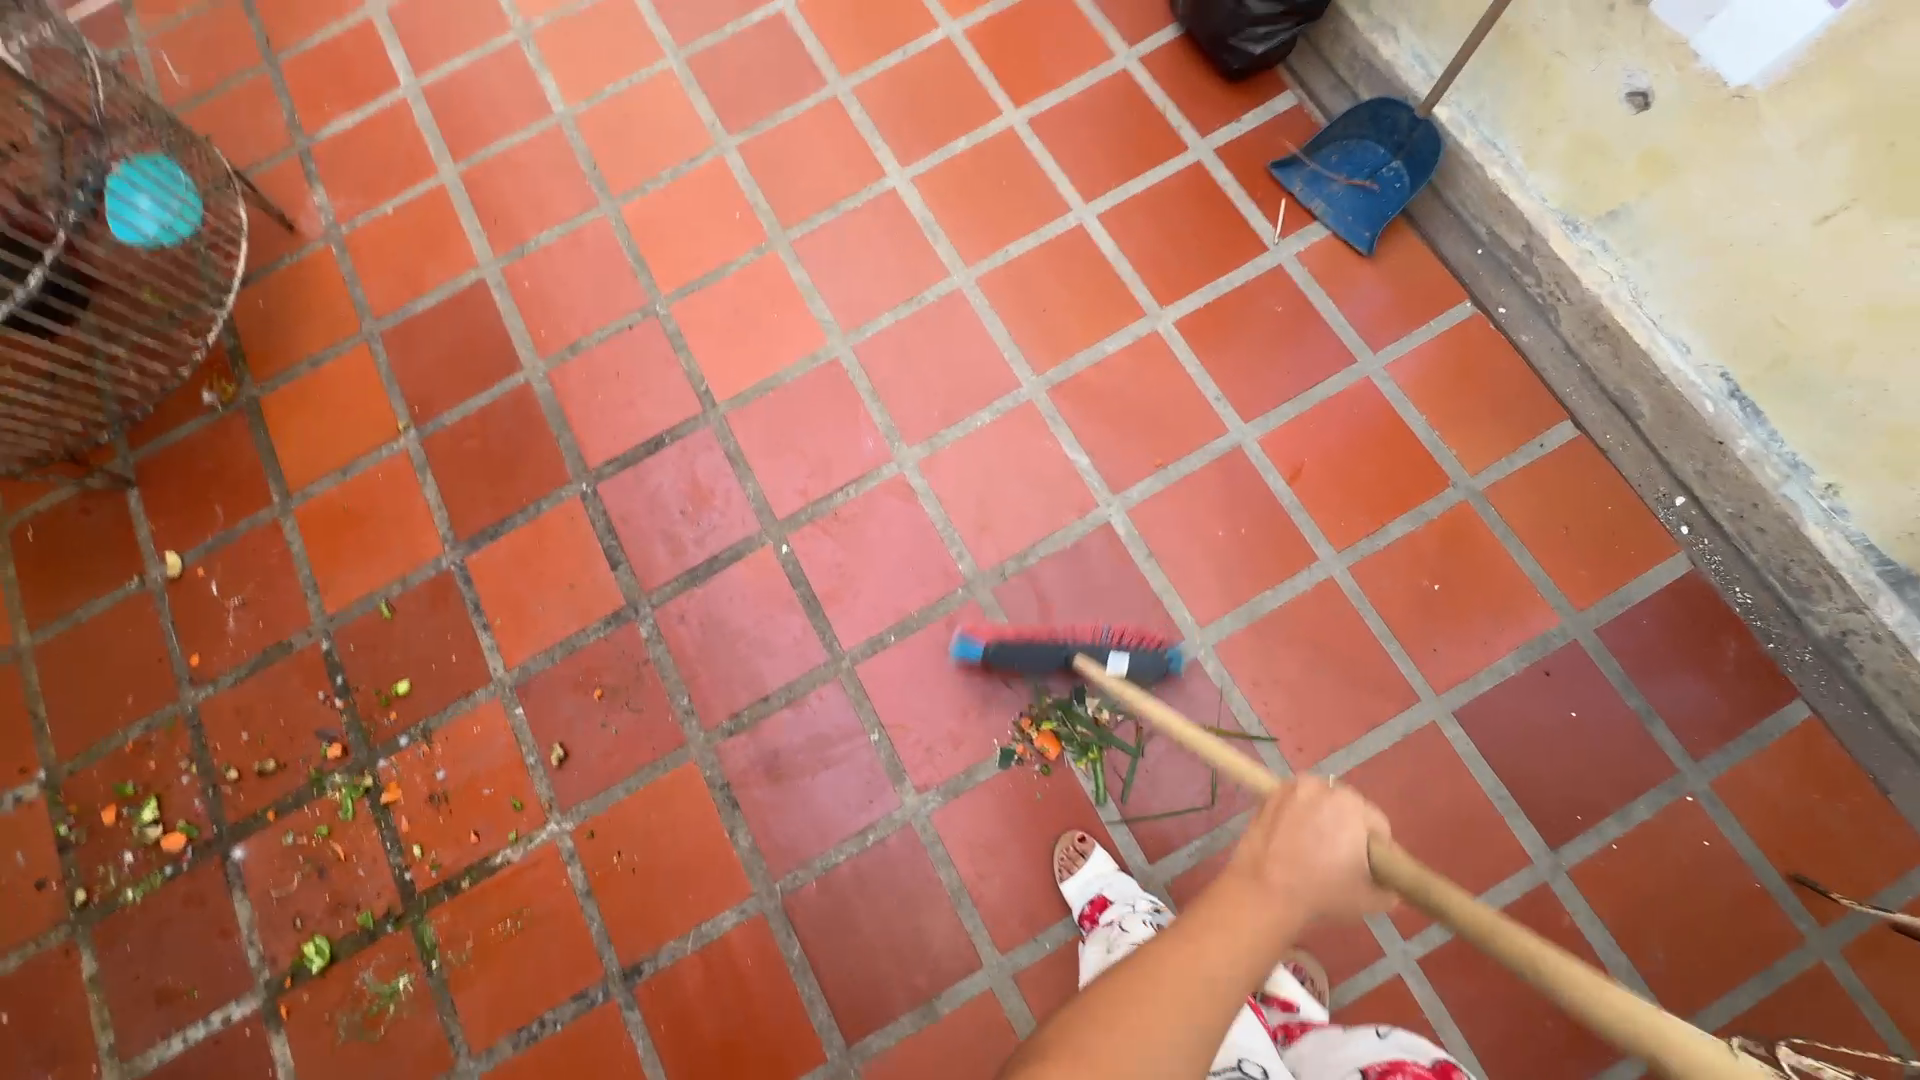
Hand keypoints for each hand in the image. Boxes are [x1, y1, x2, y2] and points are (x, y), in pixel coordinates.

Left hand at [1225, 777, 1394, 923]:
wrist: (1264, 889)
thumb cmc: (1323, 891)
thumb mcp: (1372, 899)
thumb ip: (1390, 887)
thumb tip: (1388, 883)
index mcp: (1352, 804)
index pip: (1378, 825)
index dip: (1378, 849)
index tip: (1370, 868)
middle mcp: (1322, 786)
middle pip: (1347, 808)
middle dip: (1349, 829)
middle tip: (1342, 859)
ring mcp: (1290, 788)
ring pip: (1319, 803)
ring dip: (1322, 819)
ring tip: (1315, 849)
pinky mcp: (1268, 796)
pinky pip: (1294, 804)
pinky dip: (1297, 816)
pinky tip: (1294, 840)